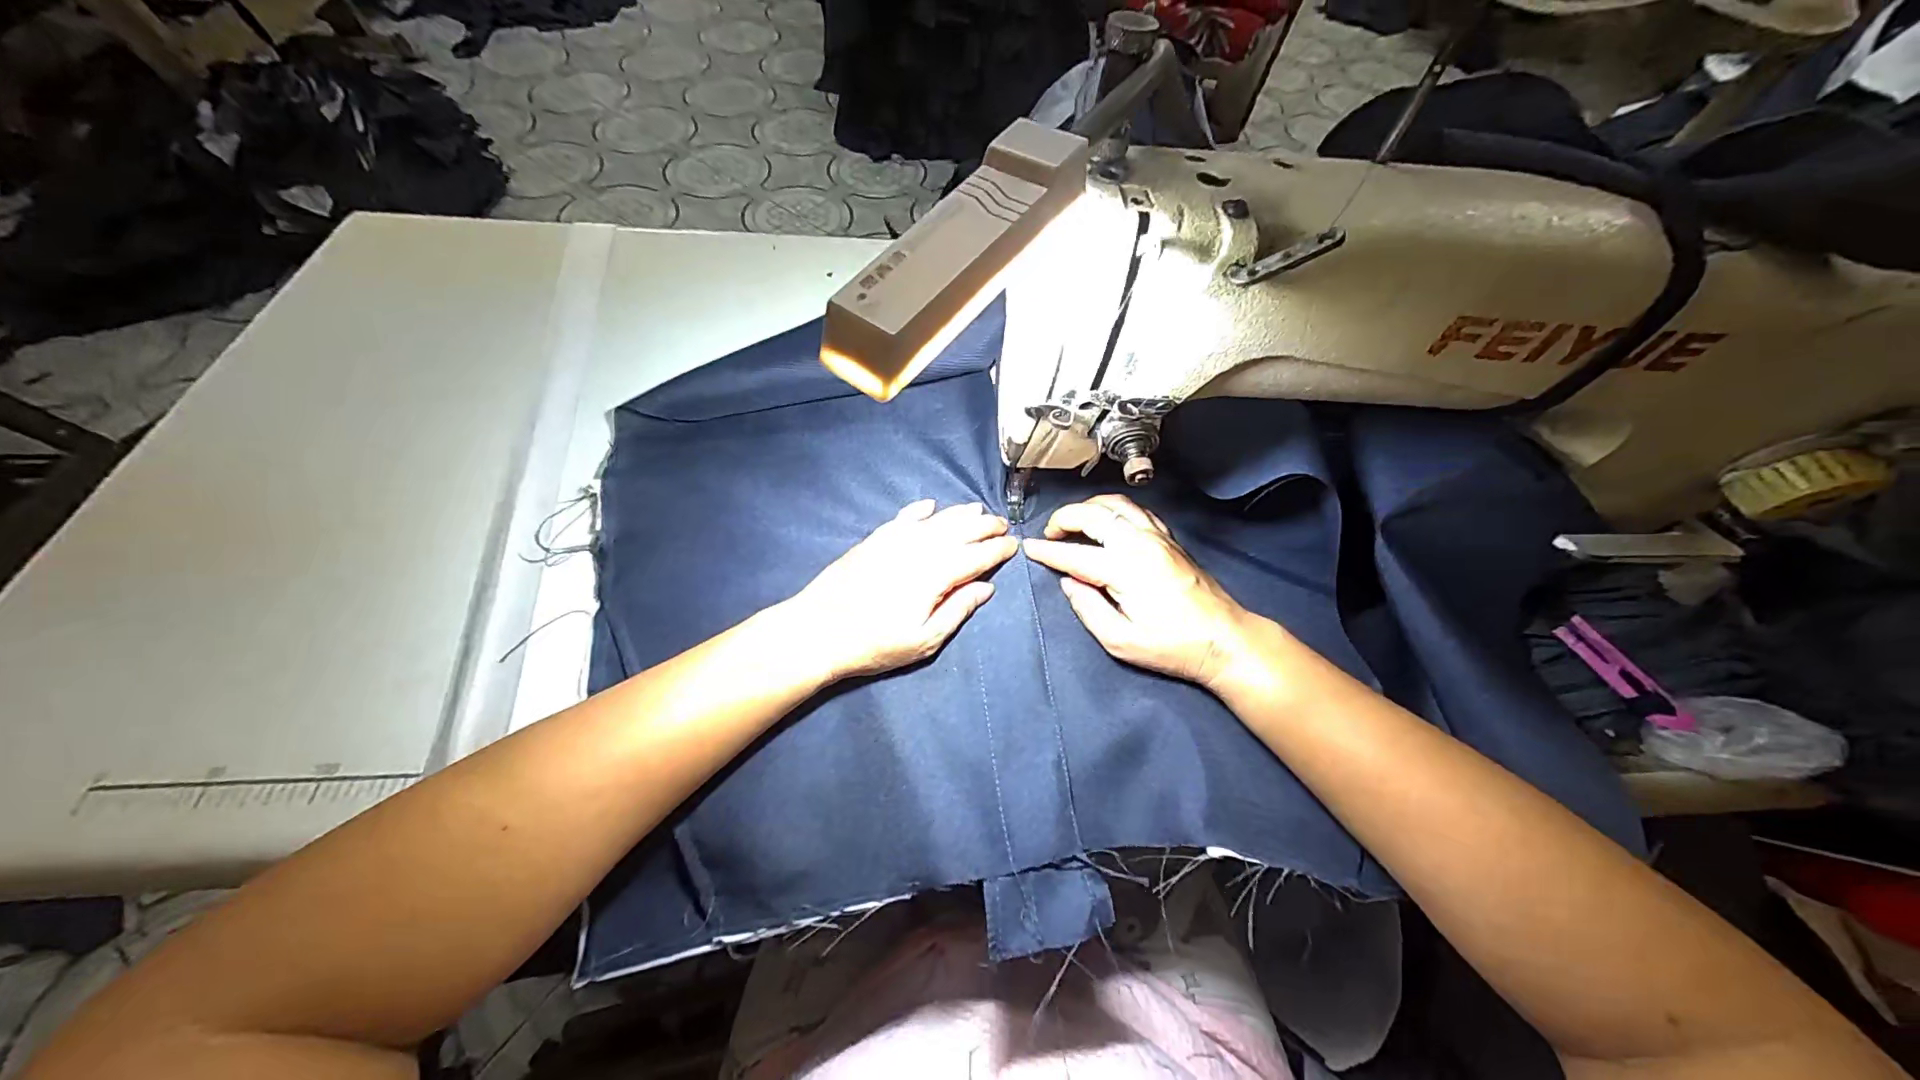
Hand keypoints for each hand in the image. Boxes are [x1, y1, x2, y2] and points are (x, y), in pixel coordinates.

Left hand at [783, 500, 1017, 680]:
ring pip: (936, 519)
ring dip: (960, 513)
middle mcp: (920, 548)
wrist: (819, 629)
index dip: (998, 549)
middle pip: (961, 530)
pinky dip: (921, 510)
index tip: (1013, 546)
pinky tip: (931, 506)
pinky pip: (905, 516)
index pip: (977, 555)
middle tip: (1002, 525)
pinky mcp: (875, 539)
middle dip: (985, 526)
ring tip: (978, 510)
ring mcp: (895, 540)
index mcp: (936, 573)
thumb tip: (986, 587)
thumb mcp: (924, 639)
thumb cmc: (875, 643)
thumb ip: (958, 610)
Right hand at [1023, 494, 1274, 692]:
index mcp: (1125, 568)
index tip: (1029, 549)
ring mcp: (1159, 537)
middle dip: (1064, 518)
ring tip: (1073, 521)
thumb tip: (1069, 584)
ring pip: (1117, 504)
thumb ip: (1088, 609)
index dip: (1048, 551)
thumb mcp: (1121, 640)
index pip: (1075, 553)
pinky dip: (1116, 509)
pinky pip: (1138, 511)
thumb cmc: (1174, 646)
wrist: (1224, 640)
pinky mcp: (1171, 540)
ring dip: (1089, 507)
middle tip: (1049, 533)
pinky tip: (1109, 520)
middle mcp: (1141, 544)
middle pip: (1094, 514)